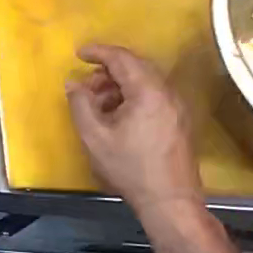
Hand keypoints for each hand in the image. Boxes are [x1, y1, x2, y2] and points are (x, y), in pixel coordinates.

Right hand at [66, 44, 204, 217]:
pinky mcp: (179, 120)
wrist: (170, 200)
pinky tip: (117, 114)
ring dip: (119, 83)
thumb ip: (80, 104)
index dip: (98, 52)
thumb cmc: (129, 167)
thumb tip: (73, 83)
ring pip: (145, 81)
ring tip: (97, 101)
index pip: (122, 58)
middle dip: (108, 68)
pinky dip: (132, 94)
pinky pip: (153, 94)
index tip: (78, 53)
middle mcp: (167, 93)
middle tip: (86, 82)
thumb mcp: (94, 136)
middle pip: (136, 66)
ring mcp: (176, 107)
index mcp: (148, 92)